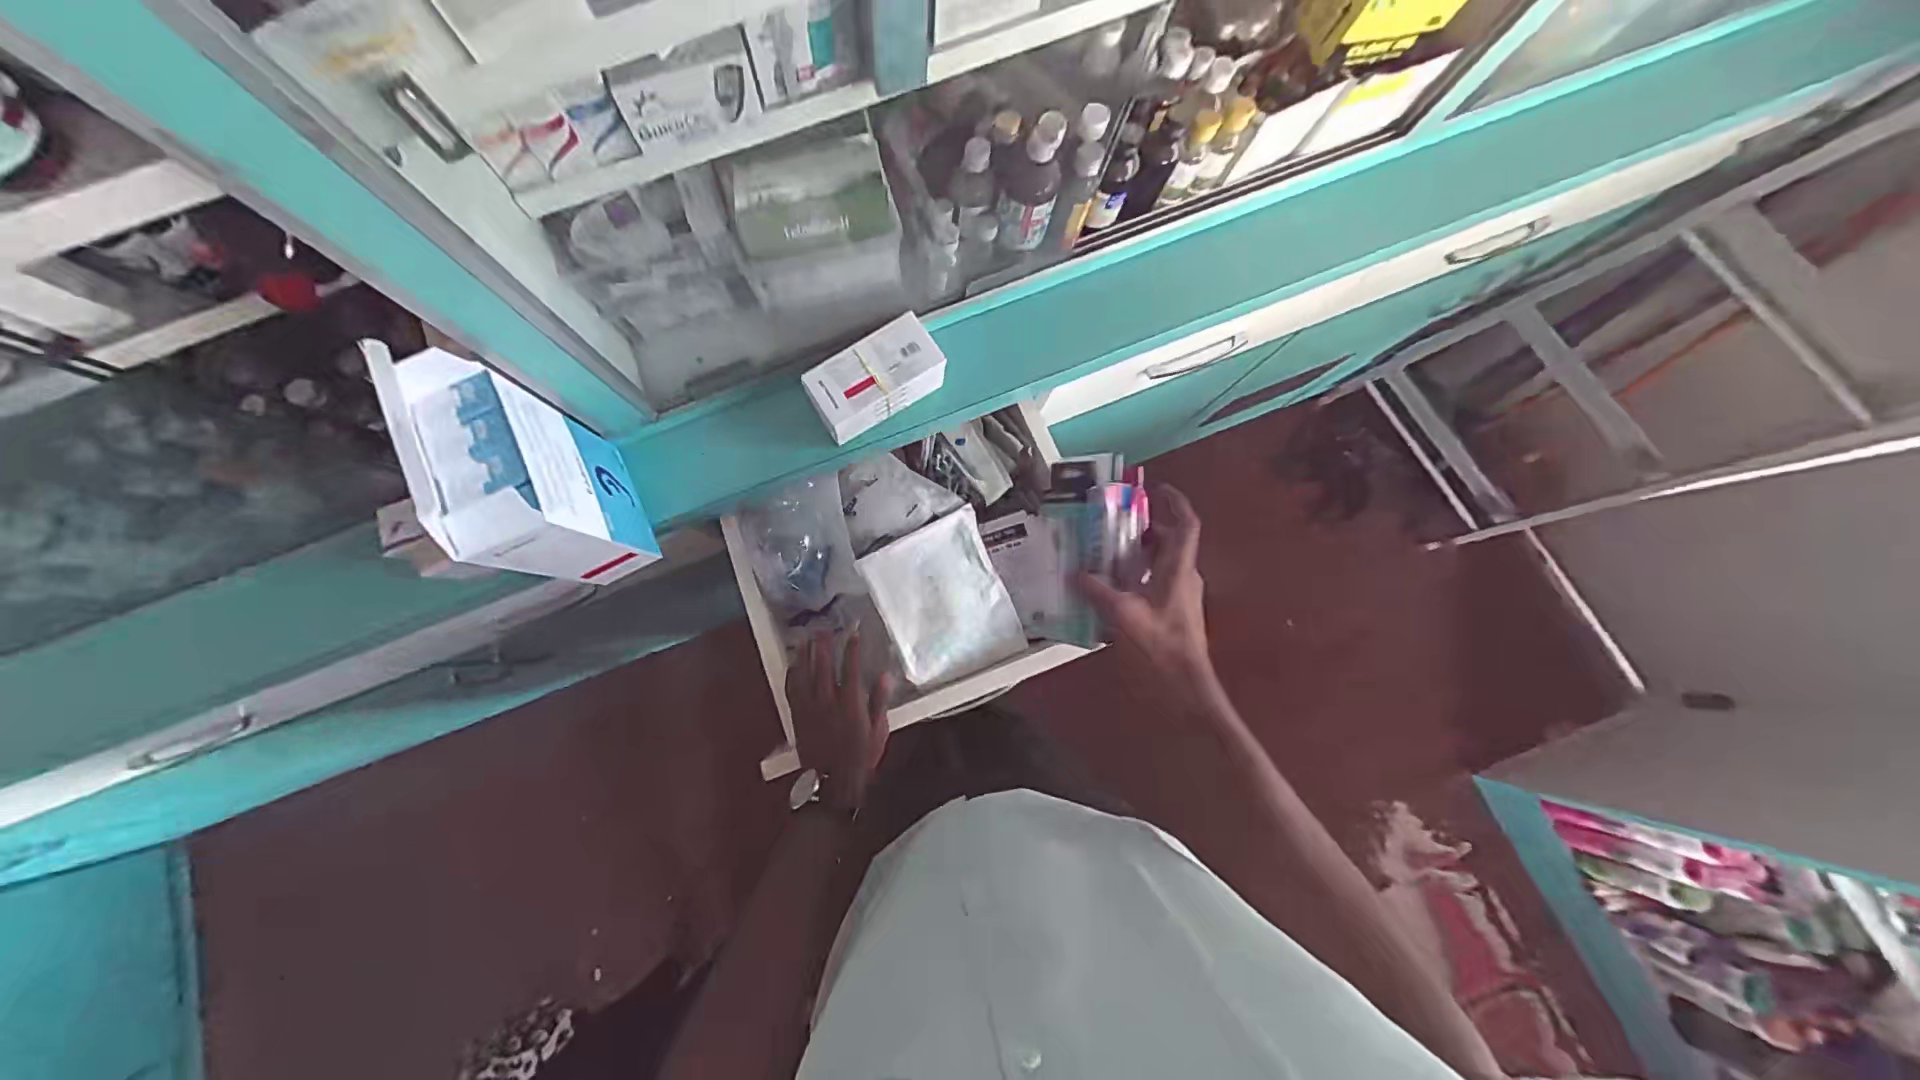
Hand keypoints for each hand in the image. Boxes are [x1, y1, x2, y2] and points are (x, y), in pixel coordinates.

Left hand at [787, 630, 894, 813]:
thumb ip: (879, 701)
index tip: (853, 632)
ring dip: (805, 655)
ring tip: (805, 639)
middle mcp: (828, 700)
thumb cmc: (861, 756)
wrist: (833, 781)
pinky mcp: (798, 715)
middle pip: (824, 665)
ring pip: (805, 674)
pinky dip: (792, 674)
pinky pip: (792, 690)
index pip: (850, 667)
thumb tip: (884, 676)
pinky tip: (793, 665)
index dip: (851, 648)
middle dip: (824, 644)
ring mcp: (810, 707)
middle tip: (824, 629)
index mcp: (851, 702)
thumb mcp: (878, 730)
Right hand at [1078, 484, 1216, 696]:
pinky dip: (1133, 578)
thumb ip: (1099, 592)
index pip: (1186, 525)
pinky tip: (1107, 588)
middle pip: (1167, 542)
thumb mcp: (1124, 617)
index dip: (1174, 502)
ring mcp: (1178, 597)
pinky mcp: (1171, 614)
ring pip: (1158, 563)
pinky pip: (1152, 584)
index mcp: (1178, 571)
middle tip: (1111, 523)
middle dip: (1141, 528)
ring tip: (1102, 552)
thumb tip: (1076, 573)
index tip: (1154, 488)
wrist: (1185, 690)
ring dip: (1134, 554)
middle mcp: (1182, 578)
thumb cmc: (1162, 649)